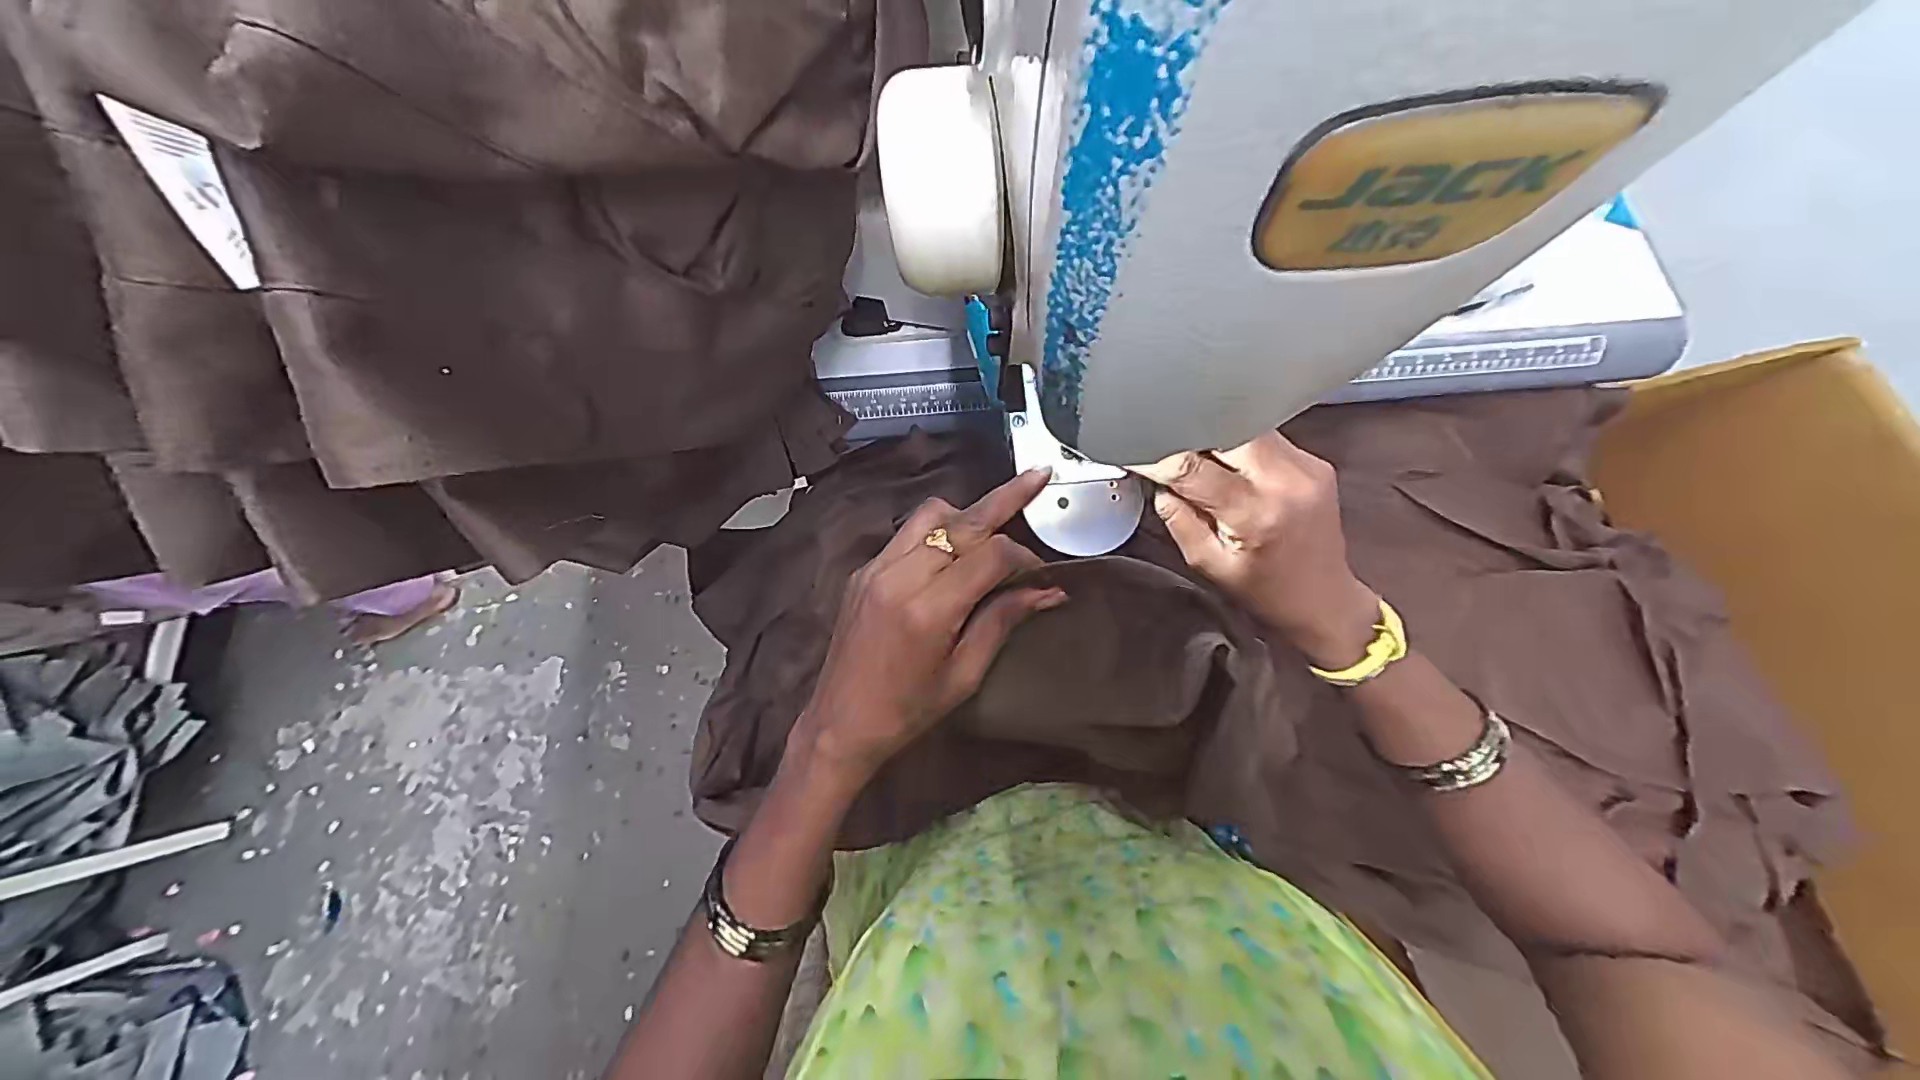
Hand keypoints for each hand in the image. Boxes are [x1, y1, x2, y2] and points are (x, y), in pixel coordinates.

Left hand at [794, 468, 1066, 783]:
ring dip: (966, 513)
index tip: (1039, 574)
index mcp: (927, 609)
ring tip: (992, 525)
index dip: (1023, 558)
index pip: (990, 555)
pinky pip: (906, 532)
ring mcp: (875, 568)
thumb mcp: (965, 674)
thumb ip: (1004, 620)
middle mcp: (898, 577)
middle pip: (961, 521)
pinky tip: (952, 551)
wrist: (839, 722)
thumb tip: (1049, 592)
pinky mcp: (862, 570)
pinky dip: (936, 531)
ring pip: (930, 514)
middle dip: (1005, 499)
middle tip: (1037, 477)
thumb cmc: (907, 710)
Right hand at [1135, 432, 1379, 667]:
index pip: (1191, 467)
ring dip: (1214, 434)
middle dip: (1188, 434)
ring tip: (1195, 455)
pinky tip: (1227, 463)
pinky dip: (1237, 444)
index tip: (1136, 451)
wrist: (1322, 598)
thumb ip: (1177, 517)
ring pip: (1245, 425)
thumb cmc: (1265, 589)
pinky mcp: (1312, 461)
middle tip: (1166, 446)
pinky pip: (1264, 436)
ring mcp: (1305, 467)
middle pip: (1224, 429)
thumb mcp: (1207, 562)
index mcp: (1255, 514)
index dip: (1157, 457)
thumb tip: (1157, 480)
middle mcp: (1286, 481)